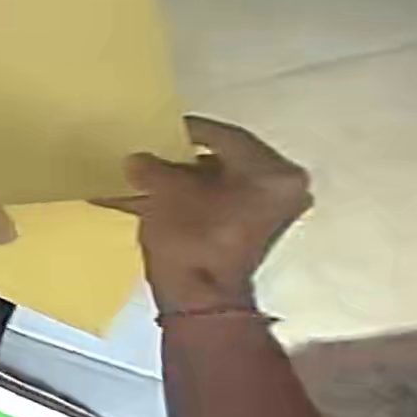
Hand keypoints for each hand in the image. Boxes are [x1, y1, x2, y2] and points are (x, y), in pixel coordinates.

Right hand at [99, 116, 311, 312]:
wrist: (198, 292)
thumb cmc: (191, 235)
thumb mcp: (165, 193)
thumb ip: (152, 168)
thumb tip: (138, 159)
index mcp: (273, 174)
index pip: (228, 137)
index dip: (190, 129)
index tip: (159, 124)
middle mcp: (279, 188)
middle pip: (221, 160)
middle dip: (178, 157)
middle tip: (146, 150)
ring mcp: (262, 211)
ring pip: (211, 183)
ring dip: (173, 179)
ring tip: (138, 175)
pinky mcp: (241, 229)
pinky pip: (207, 203)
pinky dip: (177, 199)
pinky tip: (141, 198)